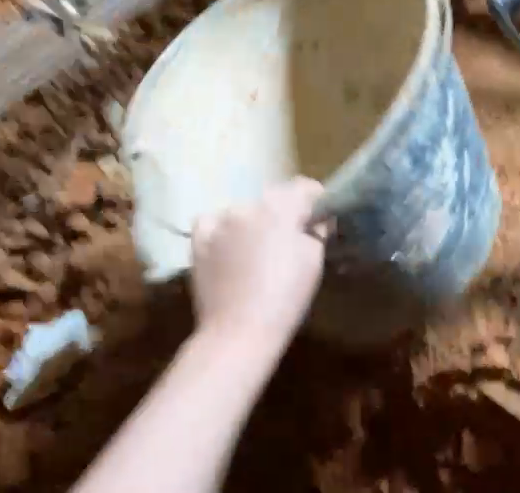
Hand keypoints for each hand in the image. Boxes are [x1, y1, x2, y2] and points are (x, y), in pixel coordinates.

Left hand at [187, 177, 326, 351]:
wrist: (239, 332)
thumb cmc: (285, 296)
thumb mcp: (314, 259)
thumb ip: (316, 229)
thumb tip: (315, 219)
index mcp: (281, 206)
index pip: (304, 187)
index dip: (316, 202)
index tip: (319, 220)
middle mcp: (249, 205)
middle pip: (275, 197)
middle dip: (286, 212)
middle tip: (291, 240)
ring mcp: (221, 221)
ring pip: (246, 210)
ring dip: (256, 222)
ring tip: (258, 250)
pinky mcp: (200, 240)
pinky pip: (214, 221)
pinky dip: (223, 228)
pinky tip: (228, 246)